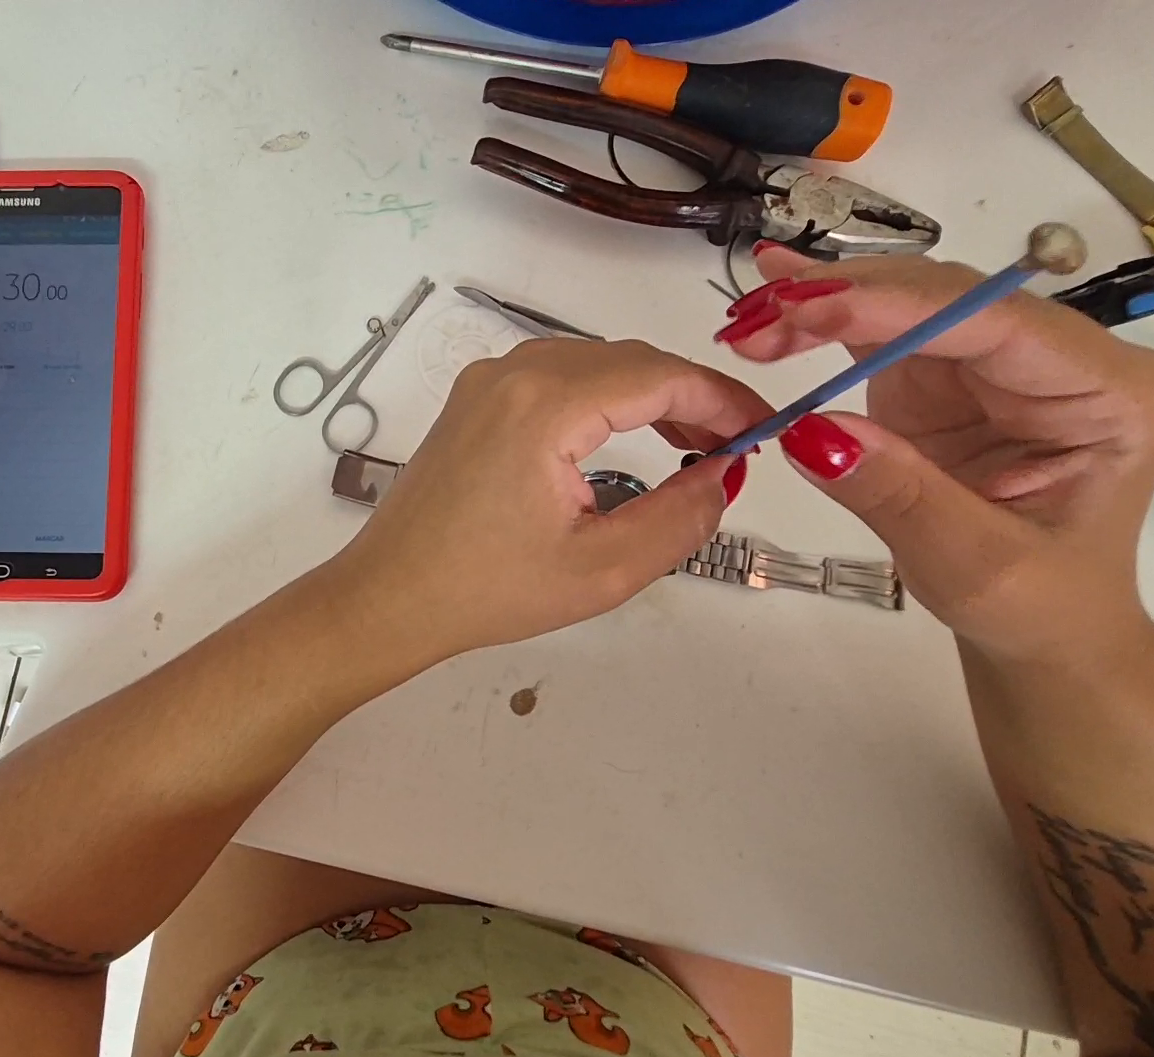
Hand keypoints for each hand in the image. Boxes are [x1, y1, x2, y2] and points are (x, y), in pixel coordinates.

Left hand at [331, 338, 770, 662]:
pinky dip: (595, 401)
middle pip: (625, 361)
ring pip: (588, 365)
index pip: (659, 375)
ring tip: (685, 445)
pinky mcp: (468, 404)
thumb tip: (724, 475)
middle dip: (686, 396)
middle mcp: (511, 375)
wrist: (389, 597)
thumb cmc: (487, 591)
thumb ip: (680, 518)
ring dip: (642, 395)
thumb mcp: (602, 569)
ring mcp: (482, 385)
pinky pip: (550, 381)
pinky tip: (617, 439)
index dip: (723, 398)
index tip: (765, 430)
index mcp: (545, 405)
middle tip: (729, 448)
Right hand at [723, 248, 1153, 659]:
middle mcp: (1052, 359)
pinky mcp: (941, 380)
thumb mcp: (969, 560)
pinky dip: (824, 316)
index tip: (799, 311)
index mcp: (1102, 392)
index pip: (991, 324)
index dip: (893, 308)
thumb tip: (807, 432)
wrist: (1040, 620)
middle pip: (944, 298)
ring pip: (904, 304)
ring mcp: (992, 365)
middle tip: (750, 321)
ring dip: (822, 304)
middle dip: (844, 299)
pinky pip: (879, 332)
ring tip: (747, 317)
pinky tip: (781, 290)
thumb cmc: (1031, 599)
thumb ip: (896, 492)